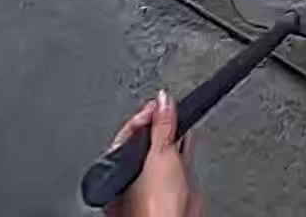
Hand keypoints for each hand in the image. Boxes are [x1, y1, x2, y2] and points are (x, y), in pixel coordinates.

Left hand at [104, 91, 203, 216]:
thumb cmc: (155, 208)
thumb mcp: (160, 153)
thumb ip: (162, 124)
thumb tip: (163, 99)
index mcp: (118, 172)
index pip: (128, 134)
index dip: (144, 115)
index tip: (159, 103)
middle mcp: (131, 180)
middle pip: (145, 141)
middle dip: (158, 123)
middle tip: (169, 107)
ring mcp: (152, 185)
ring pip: (161, 151)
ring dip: (172, 134)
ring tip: (179, 117)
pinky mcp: (171, 189)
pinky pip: (175, 160)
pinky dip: (182, 146)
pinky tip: (187, 136)